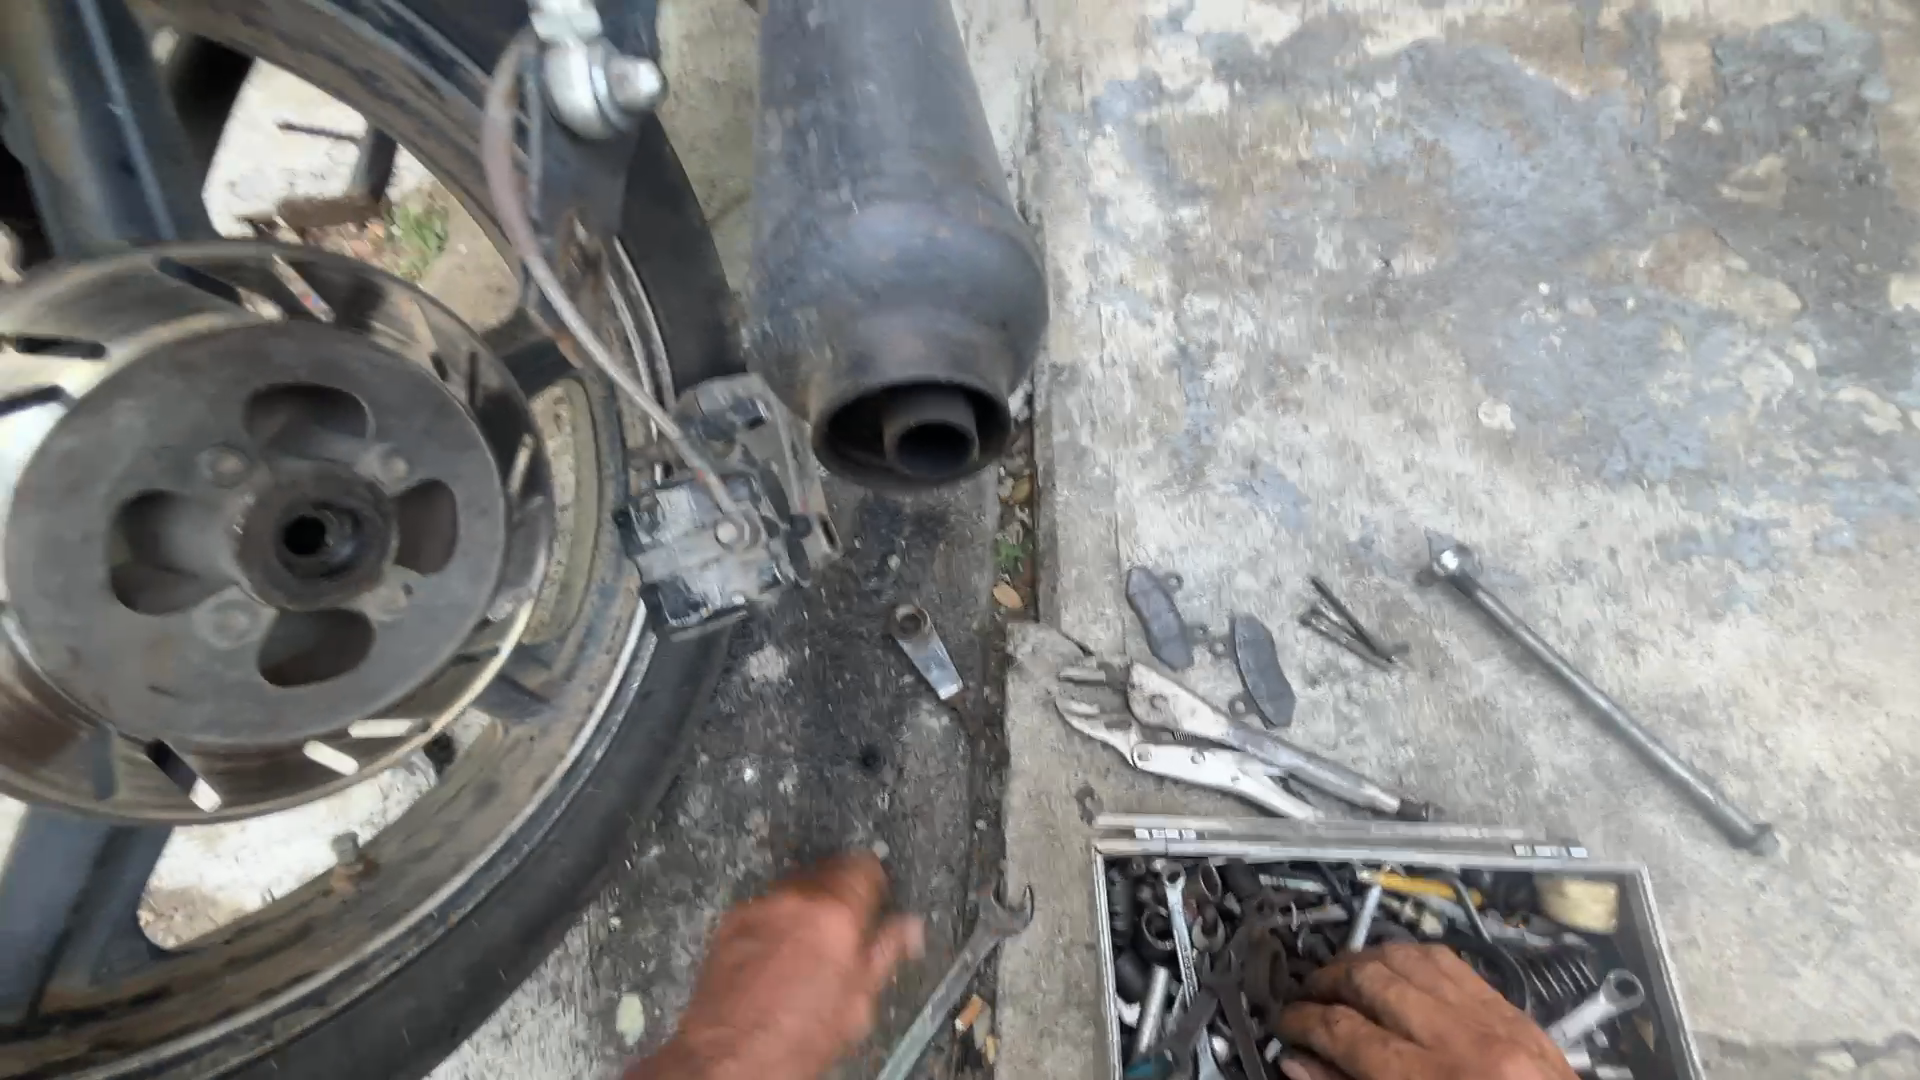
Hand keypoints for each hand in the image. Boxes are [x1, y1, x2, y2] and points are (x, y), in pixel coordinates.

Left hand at [625, 852, 923, 1079]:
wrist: (726, 1060)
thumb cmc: (795, 1041)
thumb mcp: (856, 1004)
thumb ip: (886, 953)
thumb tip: (910, 927)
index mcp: (838, 915)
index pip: (866, 865)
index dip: (875, 881)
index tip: (875, 899)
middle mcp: (800, 897)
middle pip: (832, 869)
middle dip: (843, 892)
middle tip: (844, 928)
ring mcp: (764, 904)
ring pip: (800, 885)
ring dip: (810, 903)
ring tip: (808, 945)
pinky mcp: (735, 916)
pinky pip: (769, 902)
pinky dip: (779, 917)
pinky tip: (777, 953)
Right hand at [1275, 944, 1577, 1079]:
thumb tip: (1295, 1060)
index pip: (1345, 1031)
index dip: (1301, 1023)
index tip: (1283, 1025)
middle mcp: (1466, 1042)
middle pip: (1368, 980)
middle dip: (1324, 983)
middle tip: (1306, 999)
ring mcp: (1495, 1020)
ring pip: (1403, 957)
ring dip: (1360, 962)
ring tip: (1340, 981)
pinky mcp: (1513, 1012)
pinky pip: (1444, 960)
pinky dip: (1406, 957)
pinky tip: (1388, 970)